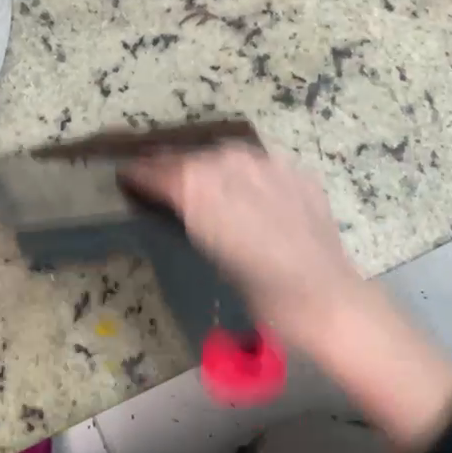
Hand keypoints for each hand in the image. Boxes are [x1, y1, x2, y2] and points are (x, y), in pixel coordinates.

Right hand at [123, 145, 451, 452]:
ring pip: (222, 153)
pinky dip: (243, 173)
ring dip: (206, 164)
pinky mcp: (294, 172)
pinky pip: (257, 164)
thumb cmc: (260, 293)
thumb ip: (186, 216)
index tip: (125, 176)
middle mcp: (229, 163)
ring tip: (199, 180)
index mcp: (198, 186)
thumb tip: (170, 201)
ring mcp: (265, 164)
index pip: (158, 170)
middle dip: (170, 165)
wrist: (327, 299)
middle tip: (157, 178)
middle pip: (189, 156)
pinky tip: (244, 191)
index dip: (138, 173)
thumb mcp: (208, 254)